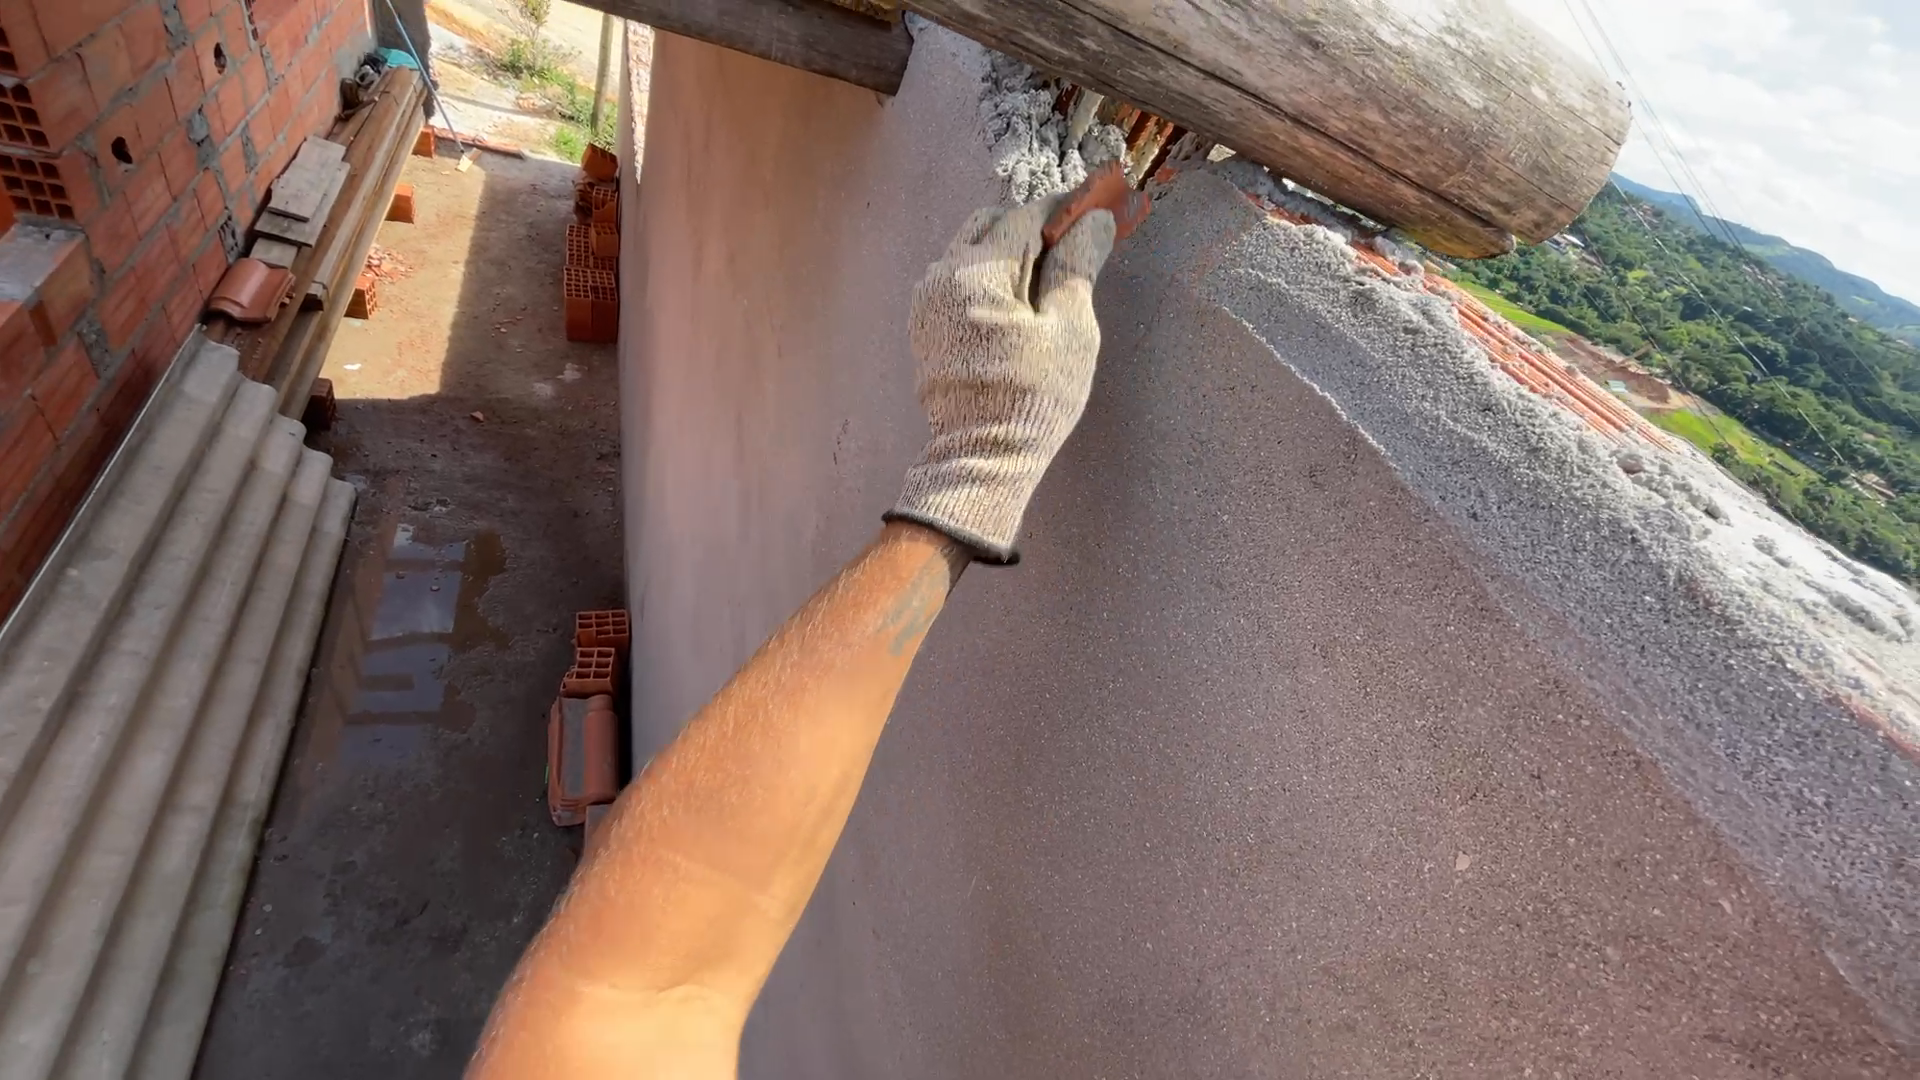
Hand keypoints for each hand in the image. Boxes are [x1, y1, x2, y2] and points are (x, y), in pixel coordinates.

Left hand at [887, 197, 1116, 562]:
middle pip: (989, 224)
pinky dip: (984, 277)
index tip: (1094, 204)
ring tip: (1043, 278)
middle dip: (1030, 224)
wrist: (981, 457)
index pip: (1025, 214)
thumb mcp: (1069, 330)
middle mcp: (942, 276)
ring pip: (967, 249)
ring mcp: (926, 302)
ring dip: (1005, 249)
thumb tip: (1096, 219)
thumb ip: (1077, 266)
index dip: (1064, 206)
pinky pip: (954, 281)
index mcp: (978, 270)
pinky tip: (1012, 304)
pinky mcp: (924, 326)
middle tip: (1069, 244)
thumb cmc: (1032, 397)